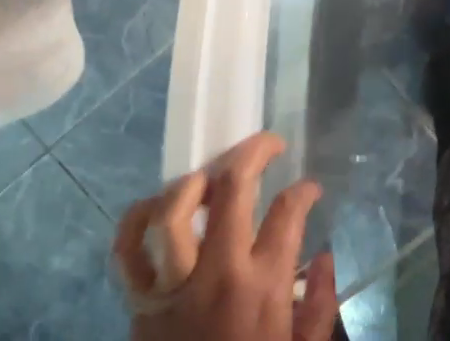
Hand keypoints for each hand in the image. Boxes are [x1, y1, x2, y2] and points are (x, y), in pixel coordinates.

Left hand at [115, 132, 338, 340]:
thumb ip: (318, 306)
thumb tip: (323, 257)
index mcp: (263, 286)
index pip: (287, 212)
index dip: (302, 190)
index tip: (307, 188)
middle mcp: (218, 273)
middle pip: (232, 189)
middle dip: (254, 152)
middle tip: (268, 144)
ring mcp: (173, 284)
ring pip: (173, 210)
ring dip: (193, 181)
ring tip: (211, 175)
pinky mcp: (138, 301)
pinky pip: (126, 247)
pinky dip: (137, 217)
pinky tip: (159, 206)